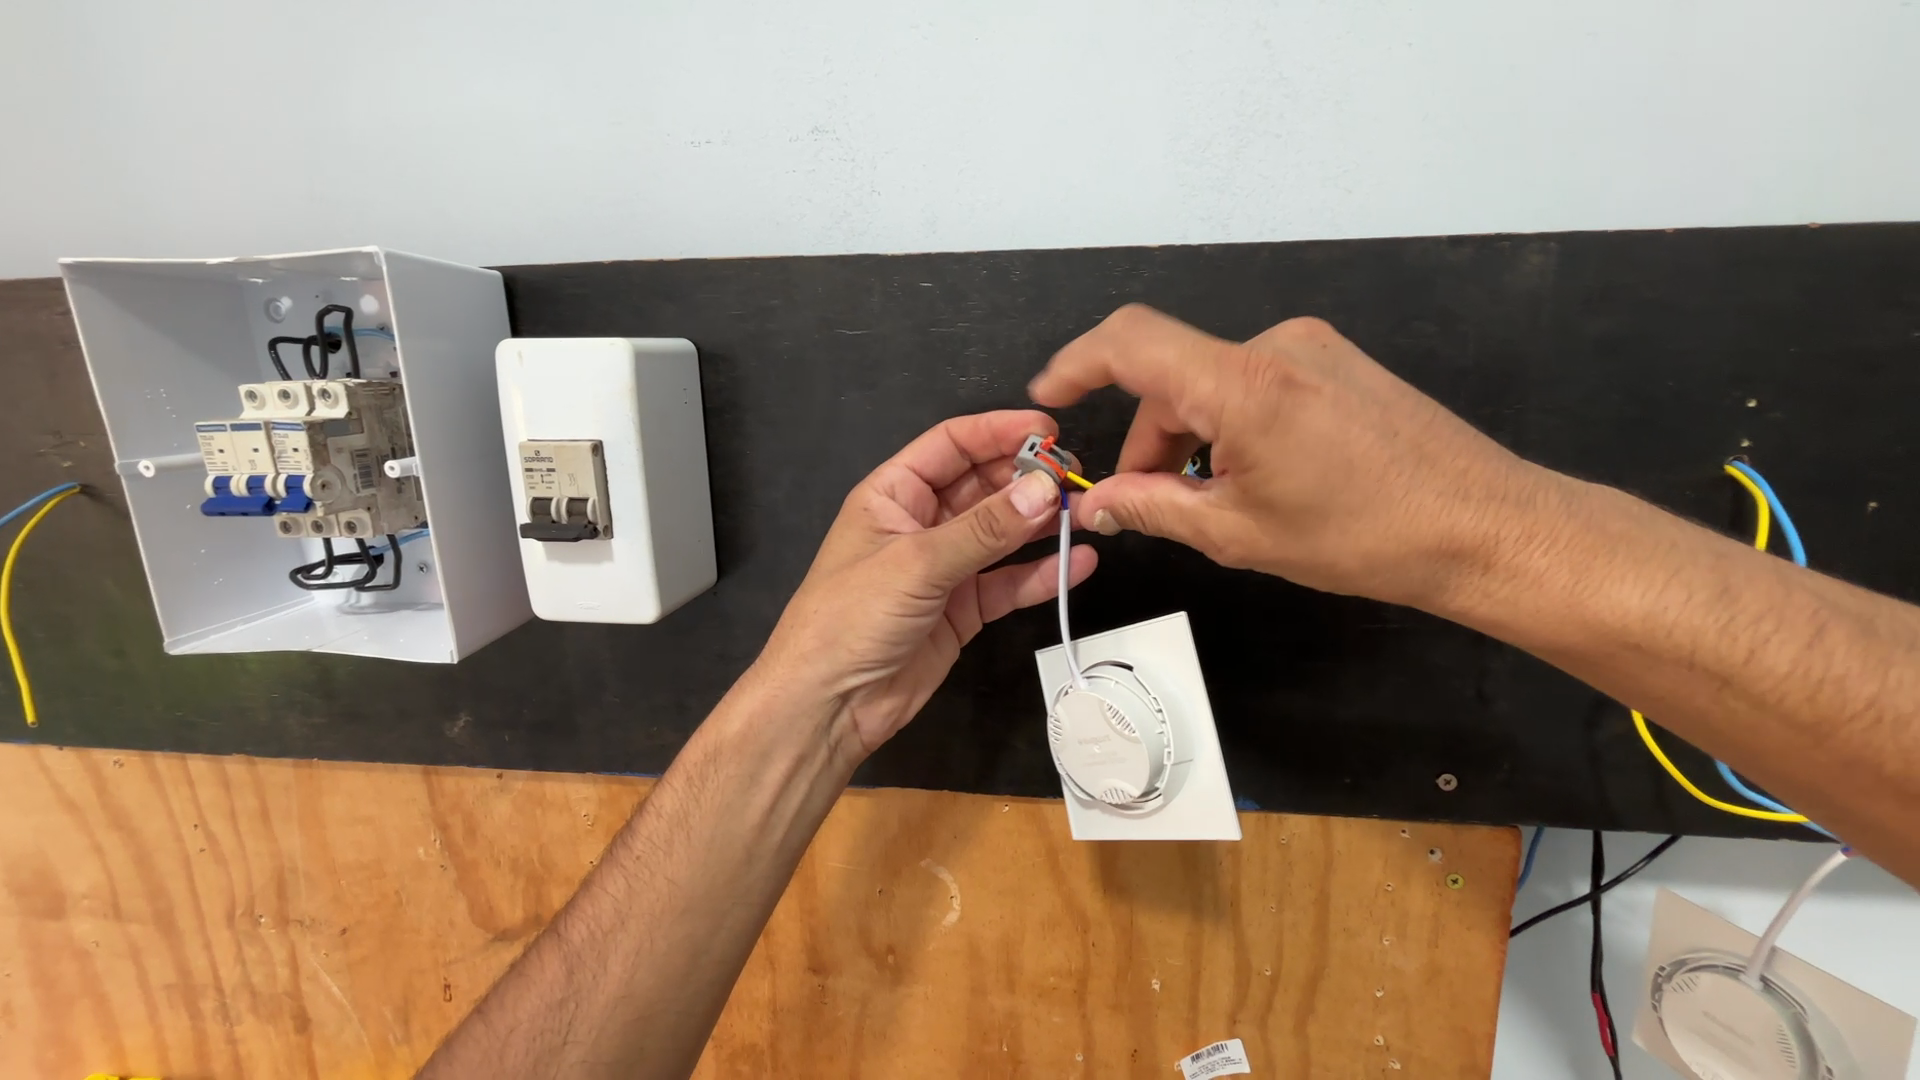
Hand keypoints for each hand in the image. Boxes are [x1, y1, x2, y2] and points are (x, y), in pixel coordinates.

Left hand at [756, 411, 1097, 760]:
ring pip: (1001, 535)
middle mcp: (921, 523)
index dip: (999, 432)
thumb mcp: (917, 563)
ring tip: (1089, 513)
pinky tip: (1080, 563)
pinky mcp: (963, 609)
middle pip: (983, 486)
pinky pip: (1007, 583)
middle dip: (1027, 479)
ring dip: (1041, 524)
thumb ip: (985, 529)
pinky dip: (1041, 574)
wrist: (829, 704)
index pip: (952, 445)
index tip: (1050, 430)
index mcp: (893, 494)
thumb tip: (1045, 489)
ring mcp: (944, 568)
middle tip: (1077, 475)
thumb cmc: (853, 616)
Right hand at [1028, 304, 1545, 608]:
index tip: (1047, 399)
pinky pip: (1251, 386)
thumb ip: (1151, 508)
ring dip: (1189, 440)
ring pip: (1209, 386)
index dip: (1076, 364)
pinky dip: (1228, 428)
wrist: (1487, 527)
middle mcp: (1273, 347)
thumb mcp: (1237, 533)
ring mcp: (1309, 349)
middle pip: (1170, 379)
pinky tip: (1252, 477)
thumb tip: (1095, 507)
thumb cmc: (1363, 537)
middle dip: (1145, 442)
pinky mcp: (1333, 363)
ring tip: (1210, 503)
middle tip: (1145, 505)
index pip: (1130, 343)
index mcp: (1242, 384)